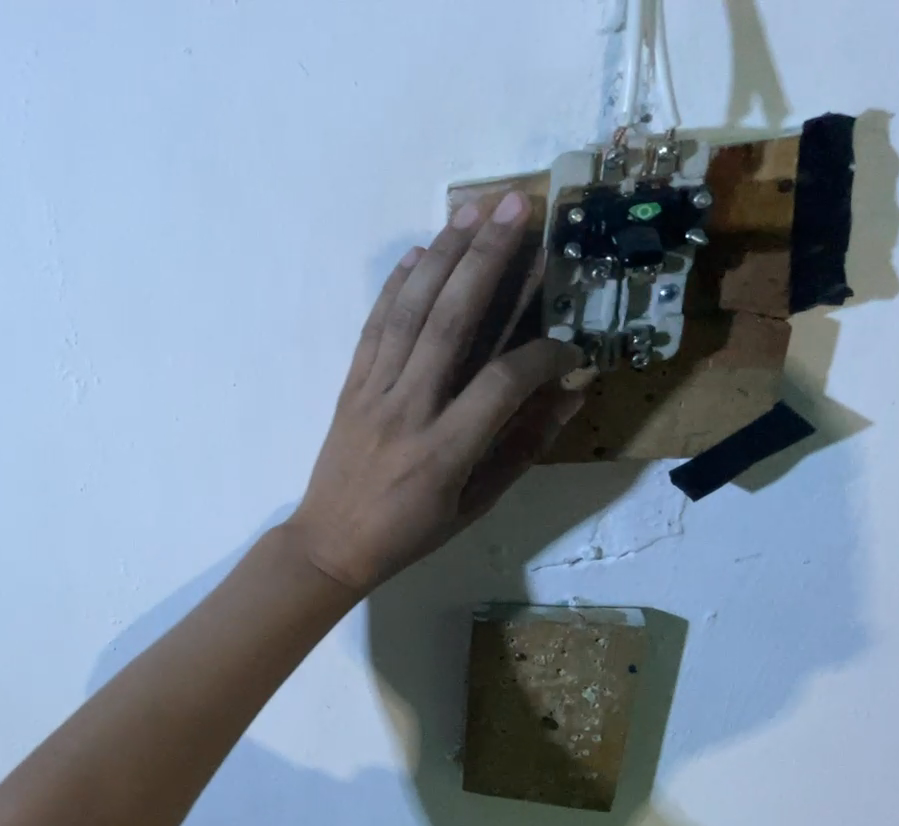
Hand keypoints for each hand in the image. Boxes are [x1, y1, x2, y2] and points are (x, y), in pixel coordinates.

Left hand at [288, 191, 585, 593]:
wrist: (329, 543)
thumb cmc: (409, 533)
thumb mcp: (475, 505)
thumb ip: (521, 449)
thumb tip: (569, 395)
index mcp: (444, 450)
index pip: (503, 381)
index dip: (544, 356)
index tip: (569, 349)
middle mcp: (407, 410)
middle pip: (449, 321)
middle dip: (485, 259)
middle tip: (516, 208)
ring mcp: (372, 394)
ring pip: (408, 314)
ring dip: (440, 257)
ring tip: (470, 211)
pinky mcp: (348, 388)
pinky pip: (372, 330)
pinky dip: (393, 289)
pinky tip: (416, 254)